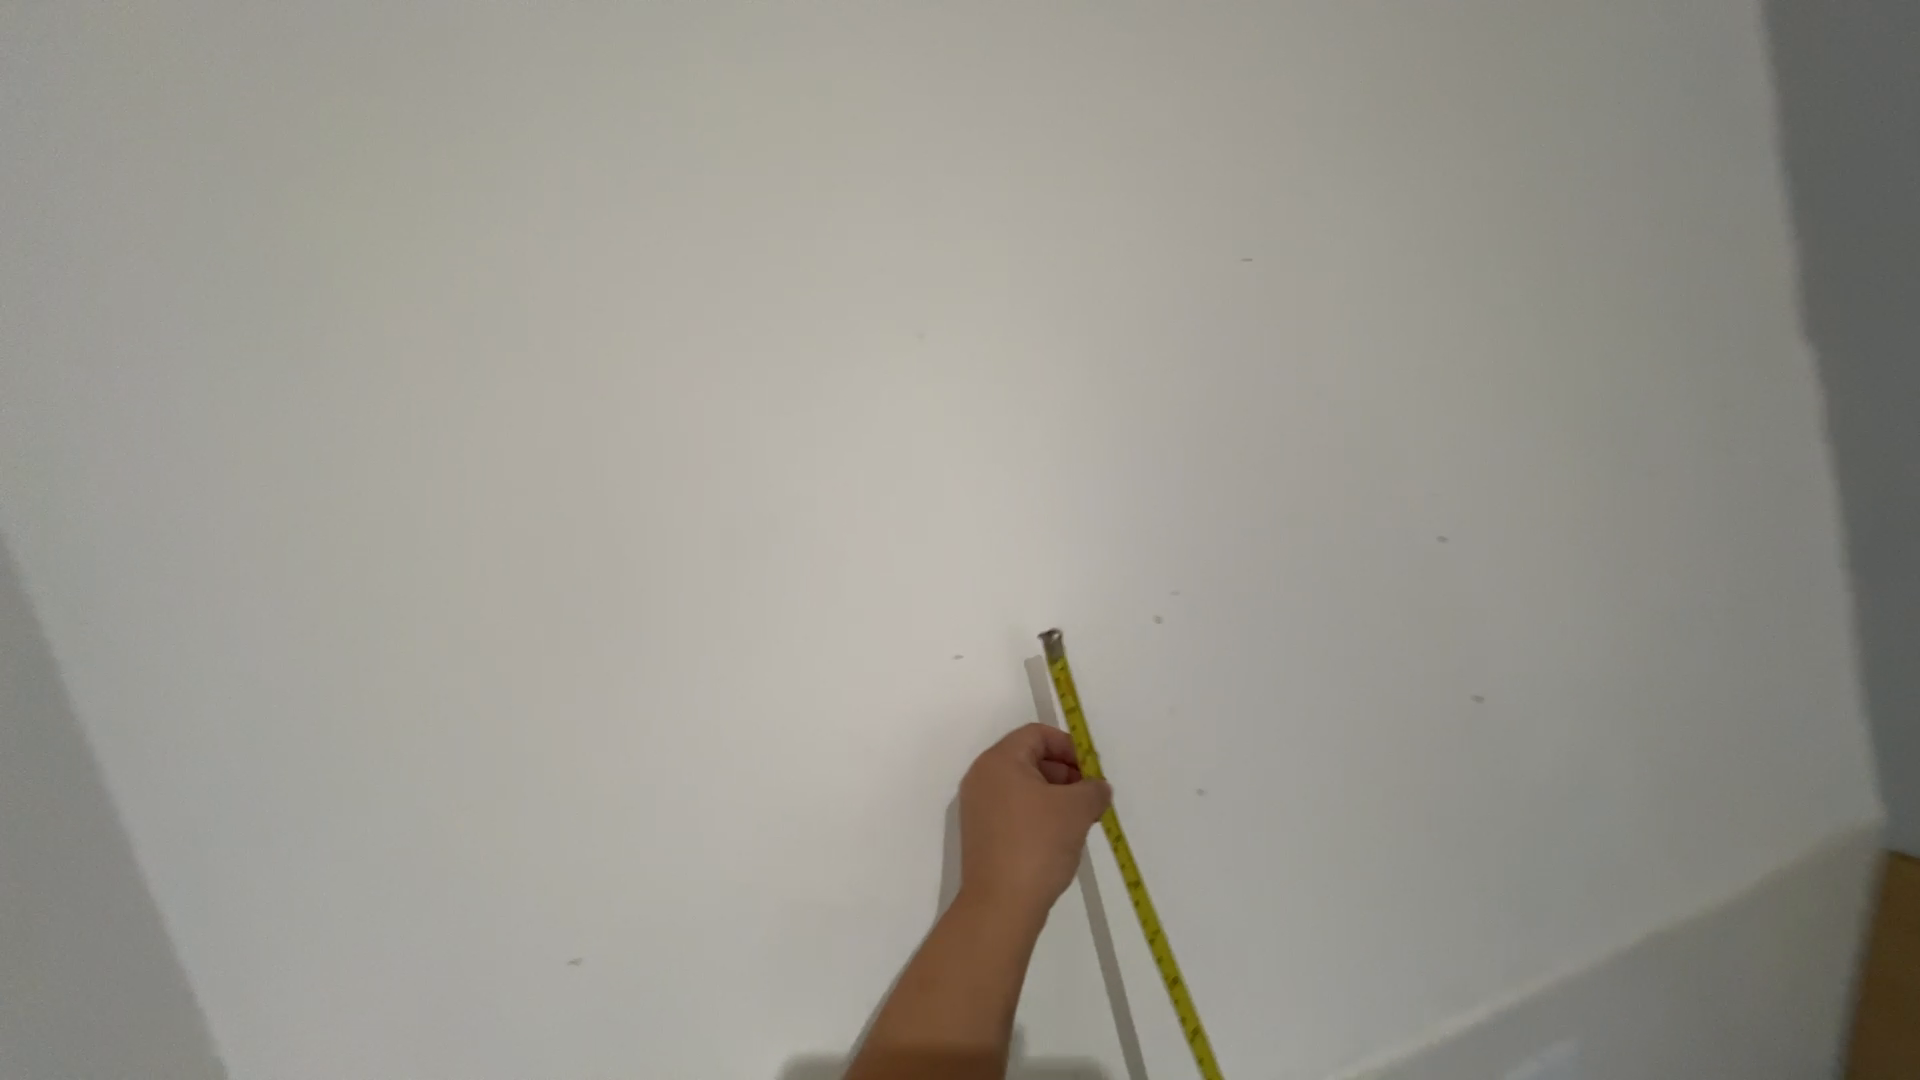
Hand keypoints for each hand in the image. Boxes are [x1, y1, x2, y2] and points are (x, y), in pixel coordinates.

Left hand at [957, 723, 1112, 923]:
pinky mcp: (981, 833)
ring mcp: (978, 806)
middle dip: (1064, 772)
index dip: (1068, 747)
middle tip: (1090, 797)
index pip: (1037, 734)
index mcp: (999, 761)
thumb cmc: (1037, 844)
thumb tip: (1098, 788)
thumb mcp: (1076, 810)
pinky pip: (1013, 809)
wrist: (1001, 904)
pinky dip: (1038, 814)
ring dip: (1054, 795)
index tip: (1091, 771)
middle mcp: (982, 777)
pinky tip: (1059, 838)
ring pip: (1023, 786)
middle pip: (1029, 758)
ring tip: (1080, 820)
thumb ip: (1093, 790)